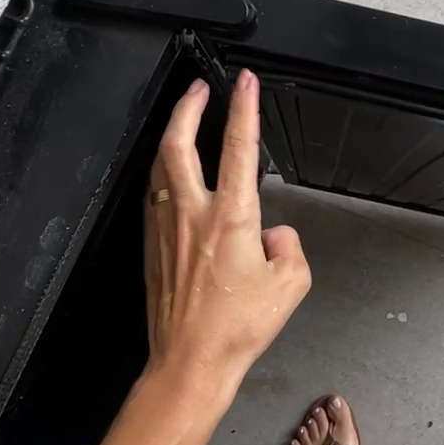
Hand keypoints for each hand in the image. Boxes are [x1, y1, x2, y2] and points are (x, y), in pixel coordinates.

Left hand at [144, 70, 310, 386]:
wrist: (190, 362)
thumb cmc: (237, 327)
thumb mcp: (291, 284)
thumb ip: (289, 245)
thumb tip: (273, 233)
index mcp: (231, 218)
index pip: (238, 147)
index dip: (243, 108)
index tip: (246, 83)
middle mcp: (193, 215)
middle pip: (178, 144)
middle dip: (187, 107)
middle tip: (197, 88)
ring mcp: (166, 229)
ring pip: (159, 166)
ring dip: (170, 136)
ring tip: (182, 121)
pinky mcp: (152, 248)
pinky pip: (153, 197)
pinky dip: (161, 173)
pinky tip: (168, 175)